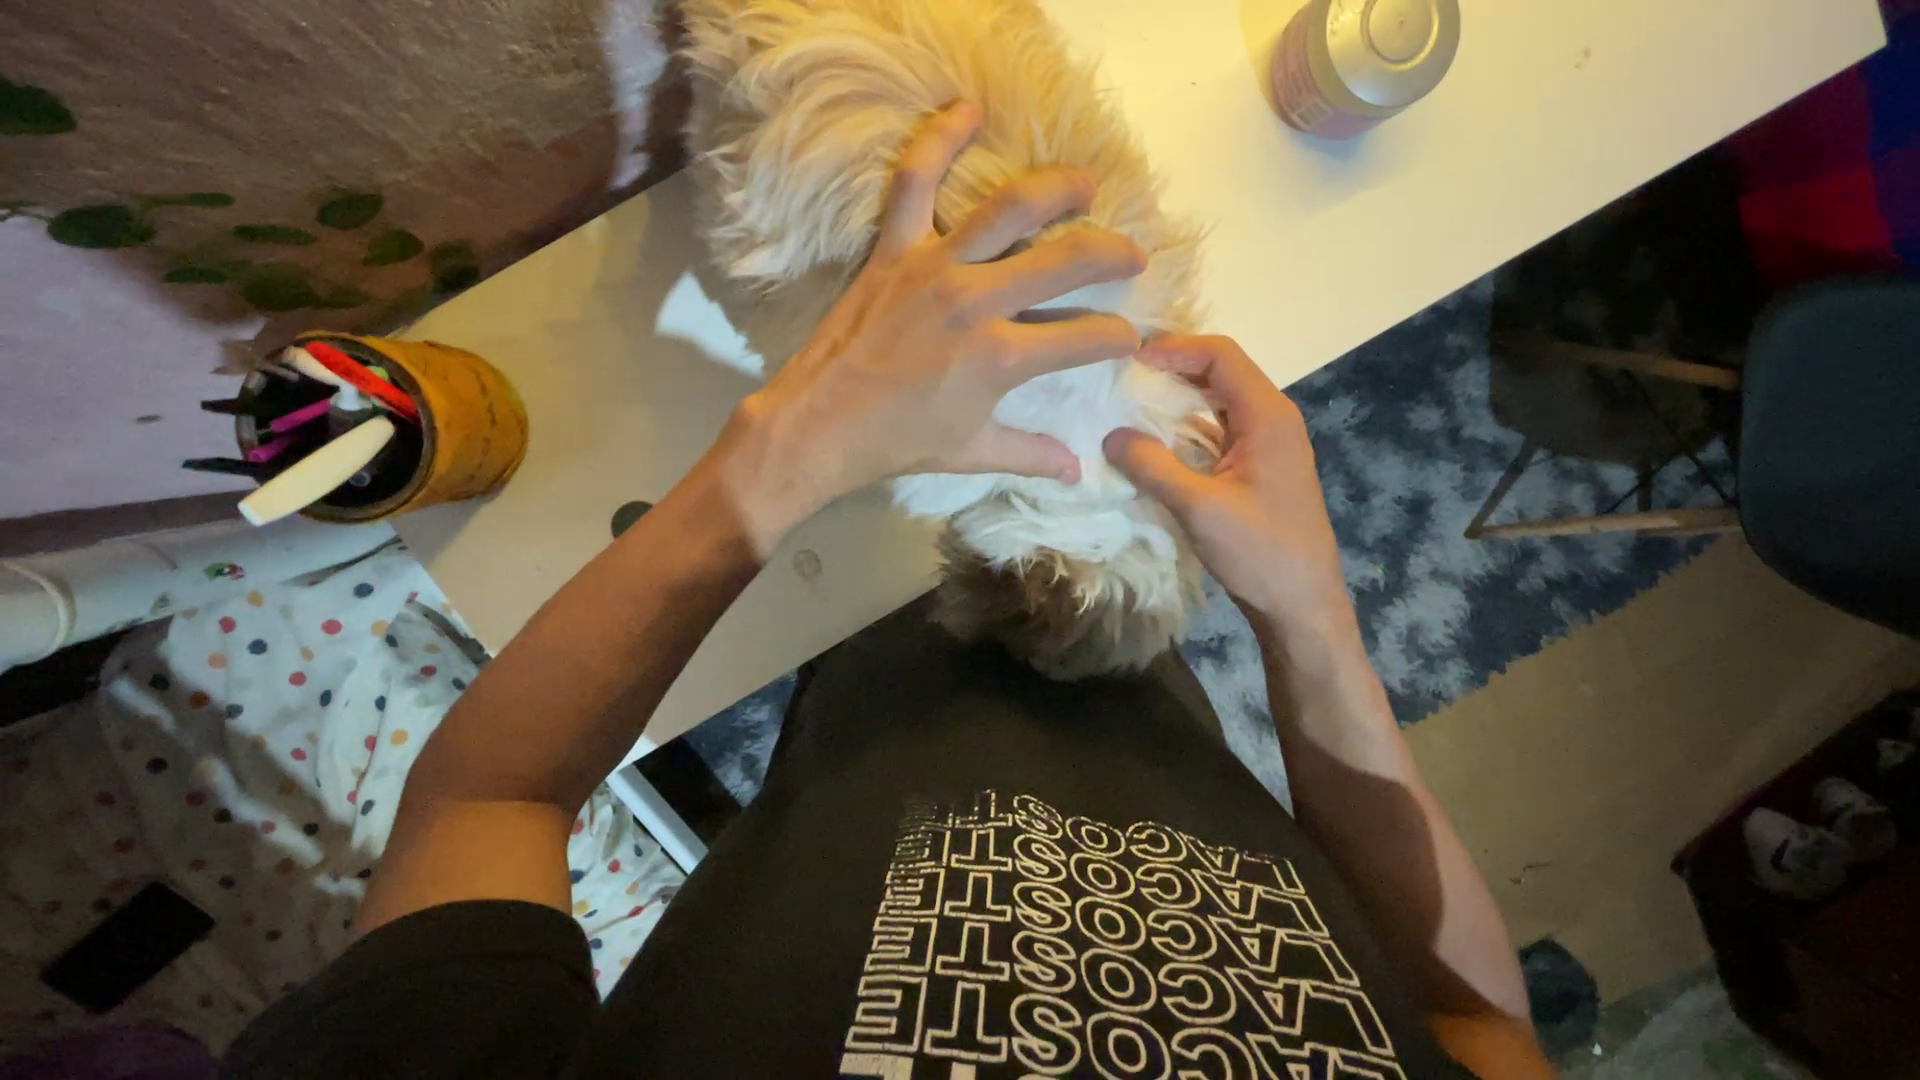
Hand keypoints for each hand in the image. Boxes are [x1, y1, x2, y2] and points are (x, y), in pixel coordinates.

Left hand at [710, 101, 1146, 551]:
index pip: (1085, 338)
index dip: (1117, 338)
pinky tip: (968, 109)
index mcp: (1001, 359)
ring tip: (1086, 184)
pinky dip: (939, 138)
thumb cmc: (897, 443)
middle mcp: (977, 302)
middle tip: (1132, 256)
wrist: (819, 426)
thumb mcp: (971, 453)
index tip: (1128, 339)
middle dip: (1112, 255)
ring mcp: (935, 268)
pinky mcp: (894, 250)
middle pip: (1066, 260)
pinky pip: (916, 181)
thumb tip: (1077, 470)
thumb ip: (1030, 455)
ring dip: (1058, 188)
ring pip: (1009, 207)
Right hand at [1102, 335, 1354, 646]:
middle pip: (1220, 373)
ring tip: (1129, 404)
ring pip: (1218, 404)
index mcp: (1267, 416)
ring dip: (1177, 400)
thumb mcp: (1199, 508)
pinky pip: (1218, 433)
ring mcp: (1266, 446)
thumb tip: (1110, 435)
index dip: (1175, 349)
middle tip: (1121, 377)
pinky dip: (1185, 429)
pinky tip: (1153, 444)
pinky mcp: (1257, 470)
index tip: (1128, 360)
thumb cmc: (1259, 551)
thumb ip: (1153, 466)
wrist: (1302, 603)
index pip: (1221, 356)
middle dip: (1172, 369)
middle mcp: (1271, 420)